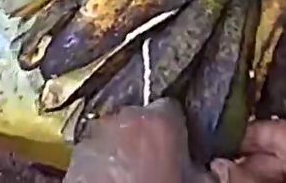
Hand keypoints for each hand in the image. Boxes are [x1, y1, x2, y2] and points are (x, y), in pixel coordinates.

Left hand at [66, 100, 202, 182]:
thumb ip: (203, 166)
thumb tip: (208, 165)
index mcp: (161, 119)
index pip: (174, 108)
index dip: (178, 129)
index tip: (179, 148)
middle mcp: (129, 115)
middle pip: (145, 116)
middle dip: (149, 135)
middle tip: (156, 164)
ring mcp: (99, 132)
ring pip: (120, 130)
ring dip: (126, 146)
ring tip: (132, 174)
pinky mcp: (77, 153)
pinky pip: (99, 148)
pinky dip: (105, 159)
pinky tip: (112, 179)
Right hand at [210, 120, 285, 182]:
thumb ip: (245, 178)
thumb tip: (217, 164)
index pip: (259, 129)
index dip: (235, 141)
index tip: (211, 151)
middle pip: (271, 150)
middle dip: (246, 165)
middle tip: (217, 175)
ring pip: (285, 169)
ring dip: (261, 178)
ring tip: (236, 182)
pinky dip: (281, 182)